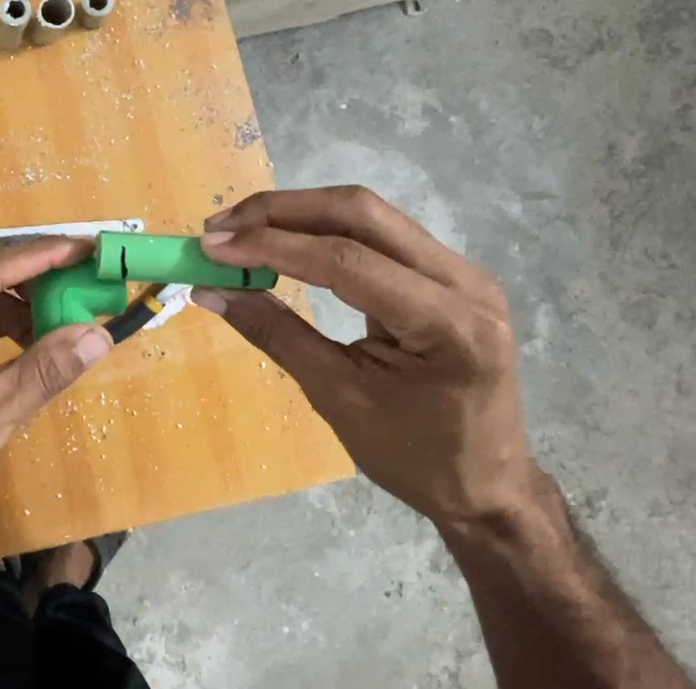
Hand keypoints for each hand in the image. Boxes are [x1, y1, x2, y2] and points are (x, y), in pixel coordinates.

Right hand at [195, 187, 536, 526]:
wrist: (486, 485)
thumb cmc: (412, 454)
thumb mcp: (336, 395)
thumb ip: (274, 332)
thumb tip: (209, 290)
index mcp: (448, 323)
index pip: (346, 259)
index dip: (271, 245)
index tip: (210, 246)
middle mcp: (464, 281)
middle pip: (359, 212)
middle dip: (280, 211)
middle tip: (220, 229)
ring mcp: (460, 271)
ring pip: (365, 213)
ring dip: (295, 214)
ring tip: (239, 230)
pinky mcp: (445, 272)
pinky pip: (375, 232)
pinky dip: (318, 229)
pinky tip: (281, 240)